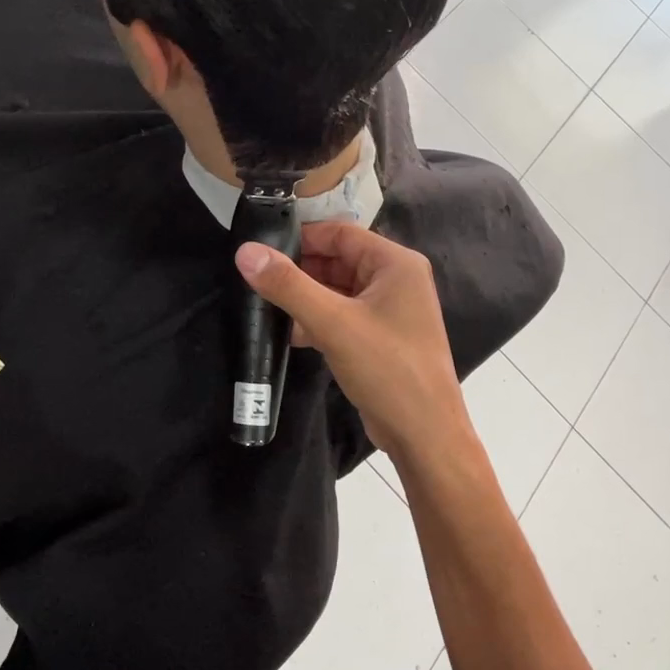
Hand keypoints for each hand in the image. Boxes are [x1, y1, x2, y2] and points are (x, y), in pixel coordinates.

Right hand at [235, 223, 467, 454]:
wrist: (424, 436)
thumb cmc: (386, 369)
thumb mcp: (332, 322)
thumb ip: (287, 285)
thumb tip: (245, 252)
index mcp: (395, 263)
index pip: (339, 233)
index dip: (300, 237)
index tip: (261, 248)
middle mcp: (396, 279)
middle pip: (337, 260)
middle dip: (299, 269)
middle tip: (257, 278)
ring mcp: (390, 310)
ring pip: (336, 289)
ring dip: (305, 296)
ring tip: (266, 303)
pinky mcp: (380, 337)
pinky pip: (342, 314)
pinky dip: (317, 319)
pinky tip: (290, 333)